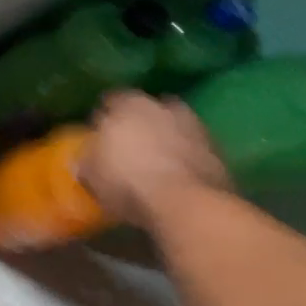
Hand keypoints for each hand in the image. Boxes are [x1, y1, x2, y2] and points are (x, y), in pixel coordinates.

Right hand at [77, 91, 233, 226]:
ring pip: (176, 128)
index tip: (99, 129)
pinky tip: (175, 175)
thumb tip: (85, 160)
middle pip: (150, 109)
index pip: (113, 99)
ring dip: (168, 139)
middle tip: (130, 141)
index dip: (105, 114)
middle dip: (141, 121)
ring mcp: (197, 130)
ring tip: (155, 160)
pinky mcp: (220, 155)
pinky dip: (186, 158)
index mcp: (130, 104)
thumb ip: (87, 159)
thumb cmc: (128, 179)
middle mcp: (165, 108)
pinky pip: (194, 151)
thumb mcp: (90, 173)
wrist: (188, 205)